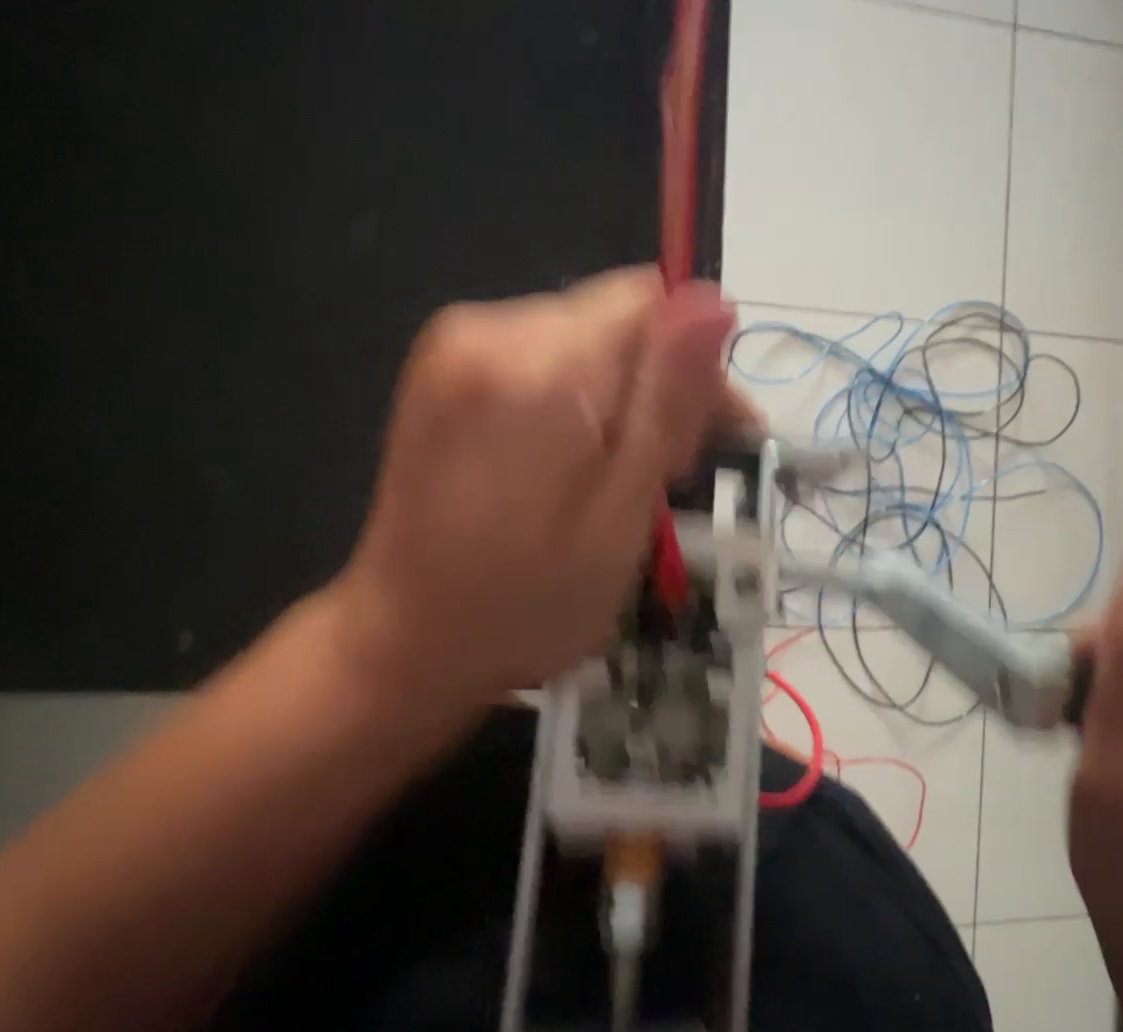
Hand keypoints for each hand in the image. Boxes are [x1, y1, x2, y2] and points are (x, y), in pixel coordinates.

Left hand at [331, 267, 738, 715]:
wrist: (406, 641)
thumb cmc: (529, 601)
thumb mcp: (623, 512)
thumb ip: (669, 400)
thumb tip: (717, 300)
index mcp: (538, 364)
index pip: (654, 302)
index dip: (694, 367)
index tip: (696, 447)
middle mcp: (485, 328)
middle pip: (615, 318)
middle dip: (654, 387)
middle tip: (657, 481)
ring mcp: (451, 346)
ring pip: (581, 338)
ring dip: (614, 398)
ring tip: (609, 482)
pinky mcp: (439, 371)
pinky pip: (537, 358)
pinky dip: (569, 402)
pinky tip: (563, 467)